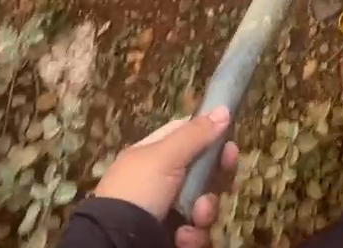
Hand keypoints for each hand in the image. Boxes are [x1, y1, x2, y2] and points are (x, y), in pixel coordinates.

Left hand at [94, 107, 240, 247]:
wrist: (115, 246)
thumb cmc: (137, 191)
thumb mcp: (164, 156)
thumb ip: (196, 134)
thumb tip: (224, 109)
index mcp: (152, 156)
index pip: (187, 136)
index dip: (209, 136)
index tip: (227, 143)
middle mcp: (161, 182)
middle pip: (203, 171)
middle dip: (216, 176)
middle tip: (225, 178)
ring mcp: (167, 211)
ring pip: (204, 202)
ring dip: (207, 208)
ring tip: (198, 216)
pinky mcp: (172, 236)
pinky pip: (196, 230)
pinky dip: (194, 234)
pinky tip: (184, 235)